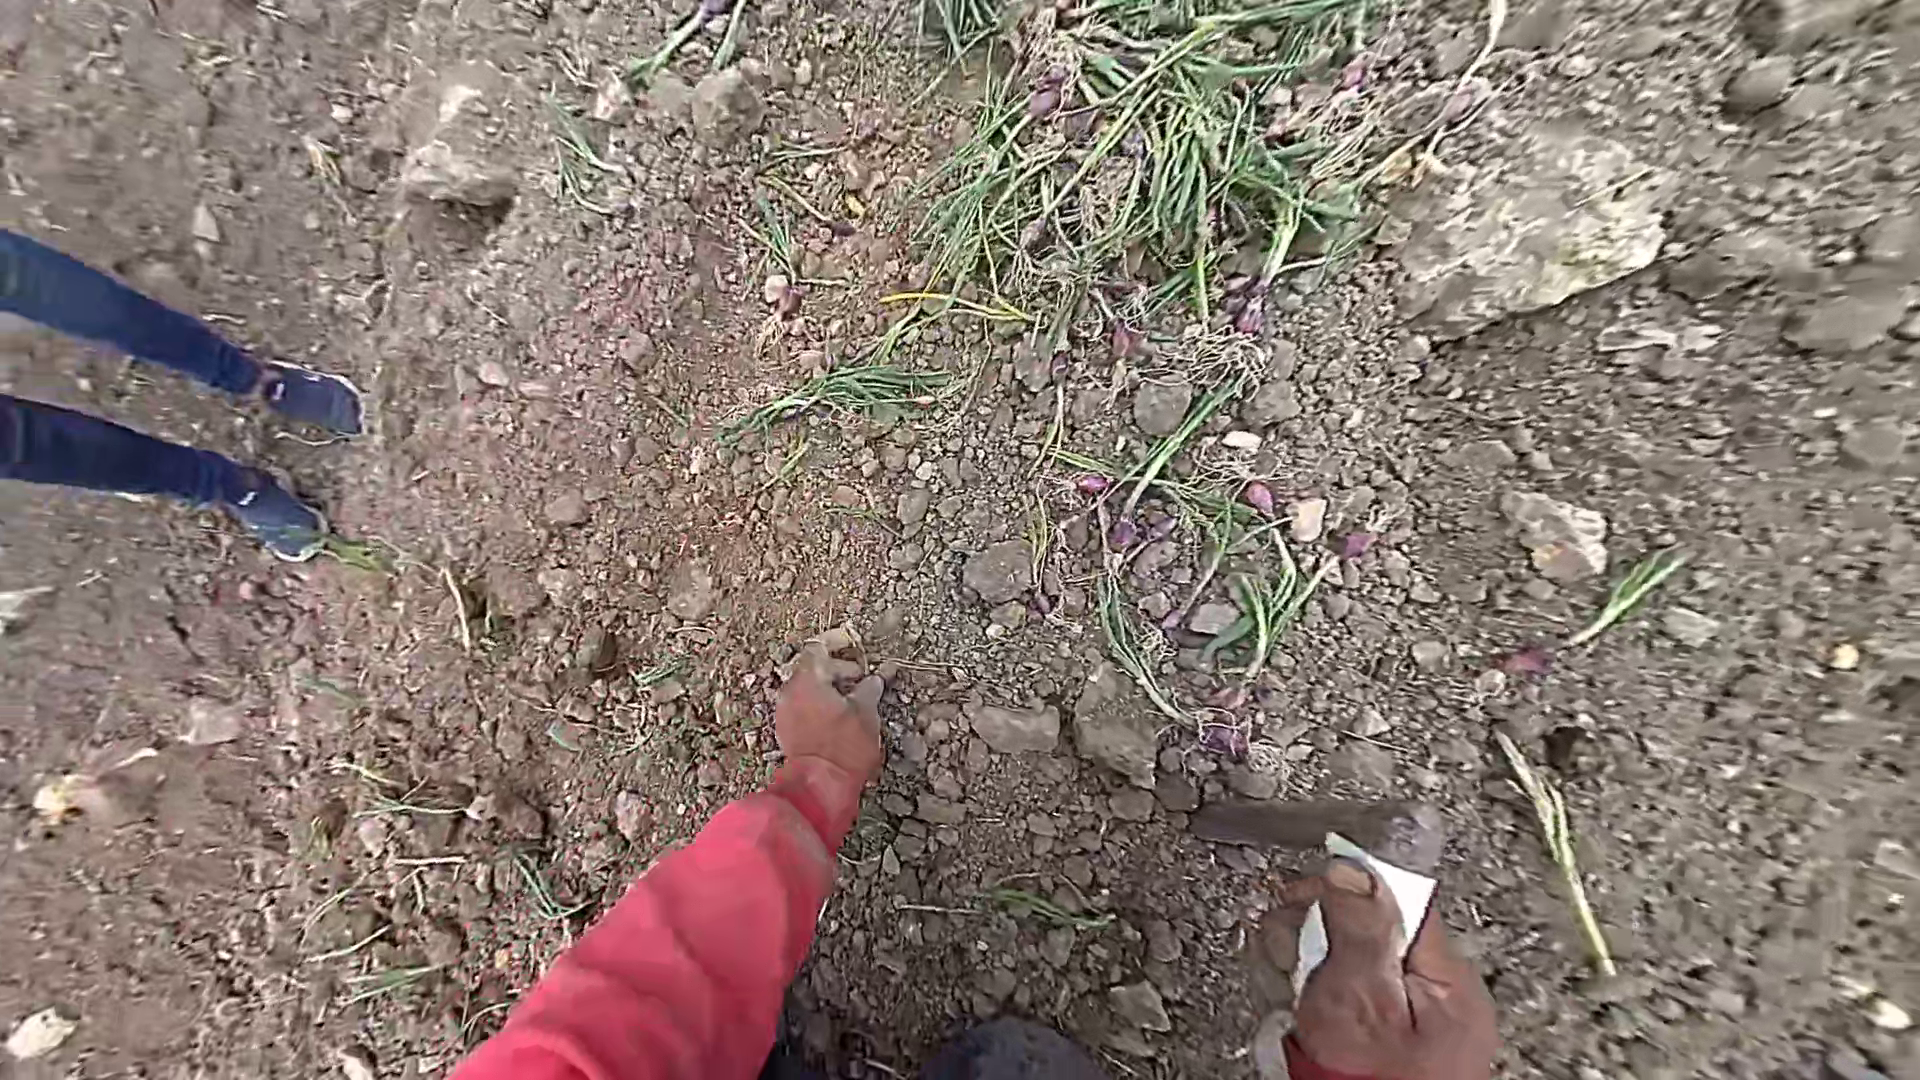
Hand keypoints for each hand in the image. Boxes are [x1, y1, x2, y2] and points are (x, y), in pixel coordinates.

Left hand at [774, 641, 883, 784]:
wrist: (819, 788)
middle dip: (839, 673)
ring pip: (808, 691)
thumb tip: (876, 678)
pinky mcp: (786, 733)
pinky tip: (840, 721)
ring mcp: (785, 714)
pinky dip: (821, 708)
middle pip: (813, 670)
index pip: (818, 648)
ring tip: (854, 705)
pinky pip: (804, 709)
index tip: (857, 660)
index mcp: (807, 680)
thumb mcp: (866, 712)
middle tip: (862, 683)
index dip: (840, 649)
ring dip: (830, 692)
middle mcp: (790, 693)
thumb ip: (870, 689)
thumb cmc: (844, 746)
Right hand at [1284, 861, 1498, 1079]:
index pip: (1398, 897)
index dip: (1347, 890)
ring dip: (1296, 948)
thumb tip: (1352, 868)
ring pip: (1329, 933)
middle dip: (1312, 925)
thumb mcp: (1361, 997)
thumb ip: (1360, 930)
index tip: (1312, 903)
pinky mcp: (1358, 1004)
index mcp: (1445, 979)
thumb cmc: (1367, 1078)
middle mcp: (1422, 982)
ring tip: (1293, 981)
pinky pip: (1319, 960)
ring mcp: (1389, 995)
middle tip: (1299, 953)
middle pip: (1356, 912)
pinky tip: (1291, 989)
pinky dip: (1295, 969)